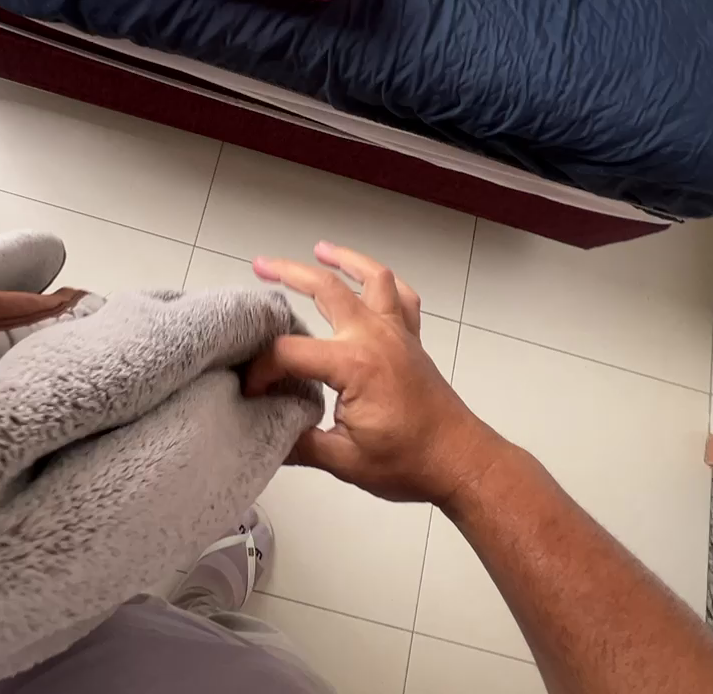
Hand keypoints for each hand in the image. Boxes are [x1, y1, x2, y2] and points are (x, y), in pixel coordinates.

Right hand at [244, 242, 508, 506]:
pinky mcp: (412, 338)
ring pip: (371, 277)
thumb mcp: (344, 461)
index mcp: (353, 364)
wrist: (460, 462)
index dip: (263, 369)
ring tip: (320, 249)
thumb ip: (298, 443)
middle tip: (261, 266)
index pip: (290, 352)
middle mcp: (374, 336)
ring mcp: (397, 332)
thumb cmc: (410, 462)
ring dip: (344, 259)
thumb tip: (263, 434)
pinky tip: (367, 277)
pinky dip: (383, 280)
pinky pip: (401, 295)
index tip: (252, 389)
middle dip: (288, 273)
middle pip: (326, 289)